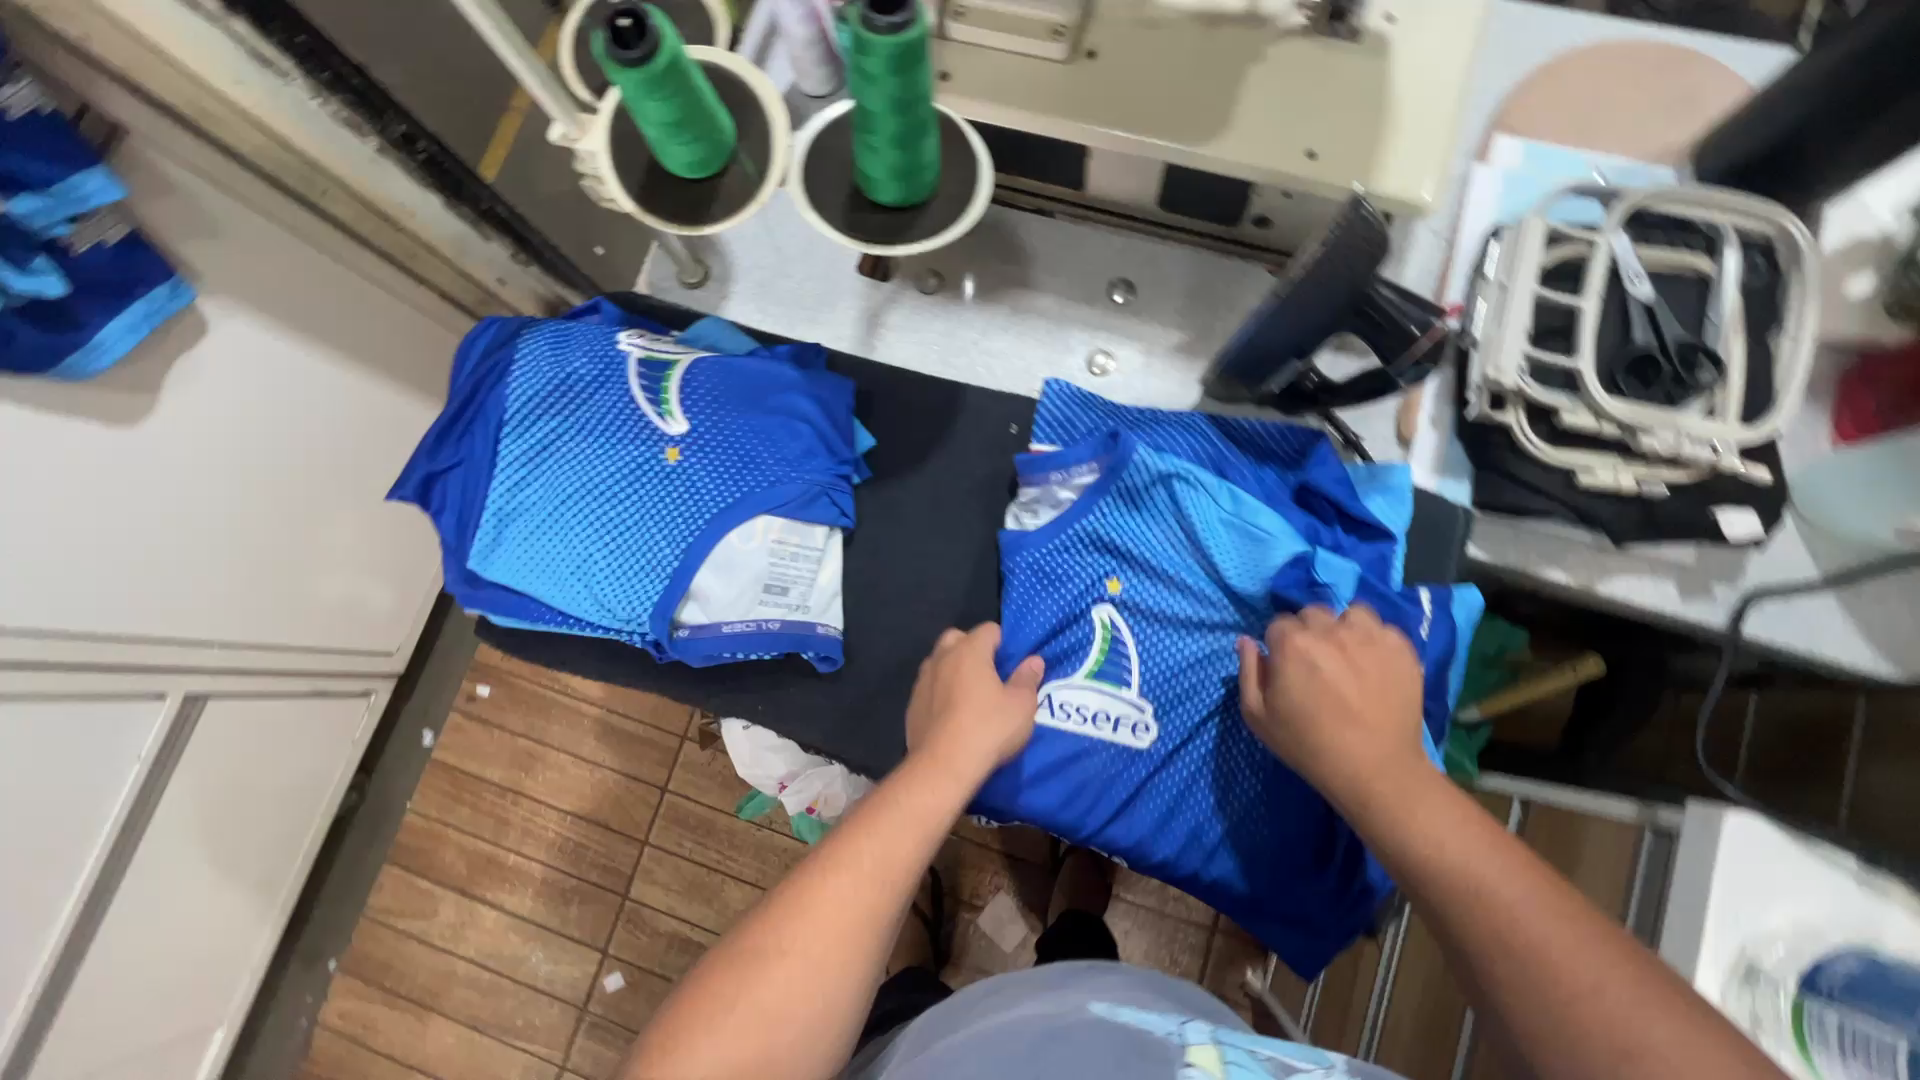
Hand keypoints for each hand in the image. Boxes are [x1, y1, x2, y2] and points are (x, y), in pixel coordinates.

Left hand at [905, 623, 1043, 782]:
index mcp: (969, 650)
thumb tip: (1033, 661)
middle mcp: (941, 657)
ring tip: (970, 695)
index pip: (988, 629)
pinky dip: (940, 692)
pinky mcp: (912, 704)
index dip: (1004, 643)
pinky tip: (952, 715)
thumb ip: (1027, 679)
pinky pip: (929, 687)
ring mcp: (922, 680)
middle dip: (973, 649)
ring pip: (939, 662)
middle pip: (957, 639)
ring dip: (953, 669)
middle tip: (990, 675)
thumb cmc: (988, 729)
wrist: (943, 766)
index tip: (1012, 665)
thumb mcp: (1021, 706)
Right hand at [1236, 604, 1426, 806]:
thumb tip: (1246, 641)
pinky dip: (1376, 640)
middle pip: (1313, 613)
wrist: (1375, 769)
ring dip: (1345, 628)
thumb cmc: (1308, 745)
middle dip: (1310, 632)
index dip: (1279, 644)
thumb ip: (1248, 672)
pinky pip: (1383, 628)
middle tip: (1317, 663)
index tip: (1286, 666)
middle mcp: (1330, 630)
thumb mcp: (1258, 716)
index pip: (1278, 623)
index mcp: (1292, 644)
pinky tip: (1374, 664)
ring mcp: (1370, 636)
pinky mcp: (1401, 647)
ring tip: (1348, 655)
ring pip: (1351, 613)